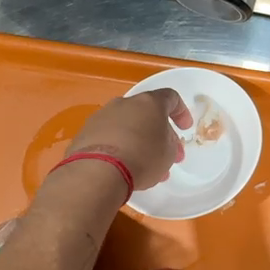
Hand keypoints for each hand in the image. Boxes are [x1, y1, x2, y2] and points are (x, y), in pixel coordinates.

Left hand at [68, 89, 192, 189]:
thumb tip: (162, 142)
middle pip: (146, 113)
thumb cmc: (142, 157)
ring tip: (144, 166)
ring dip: (138, 141)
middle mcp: (124, 103)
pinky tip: (122, 166)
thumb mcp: (169, 154)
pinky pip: (108, 137)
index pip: (171, 97)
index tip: (185, 129)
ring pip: (126, 126)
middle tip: (165, 154)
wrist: (97, 171)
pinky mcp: (85, 132)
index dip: (181, 112)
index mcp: (149, 103)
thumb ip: (169, 142)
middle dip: (158, 132)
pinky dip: (118, 147)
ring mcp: (102, 116)